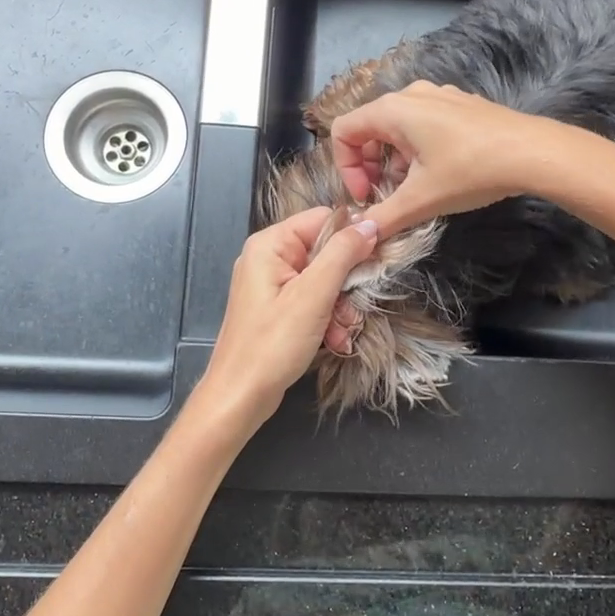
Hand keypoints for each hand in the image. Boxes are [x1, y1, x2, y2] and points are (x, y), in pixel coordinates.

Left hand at [192, 207, 379, 432]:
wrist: (240, 397)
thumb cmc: (273, 344)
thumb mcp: (314, 295)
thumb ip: (343, 254)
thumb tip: (370, 224)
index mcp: (270, 244)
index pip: (324, 219)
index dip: (352, 238)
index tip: (374, 263)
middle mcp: (268, 258)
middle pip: (326, 251)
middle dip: (346, 283)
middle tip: (352, 310)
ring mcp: (271, 285)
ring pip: (324, 280)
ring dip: (340, 306)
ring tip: (342, 332)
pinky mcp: (277, 309)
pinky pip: (313, 301)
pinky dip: (327, 319)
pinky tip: (334, 340)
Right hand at [329, 82, 555, 233]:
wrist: (534, 153)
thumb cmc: (471, 171)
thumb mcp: (421, 200)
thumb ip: (383, 218)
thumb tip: (359, 234)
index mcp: (393, 109)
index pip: (343, 131)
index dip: (345, 168)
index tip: (367, 196)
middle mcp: (411, 94)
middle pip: (369, 129)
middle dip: (370, 167)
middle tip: (387, 196)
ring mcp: (439, 96)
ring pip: (398, 129)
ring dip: (395, 162)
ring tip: (416, 189)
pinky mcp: (461, 105)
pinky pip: (424, 124)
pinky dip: (419, 150)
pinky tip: (442, 174)